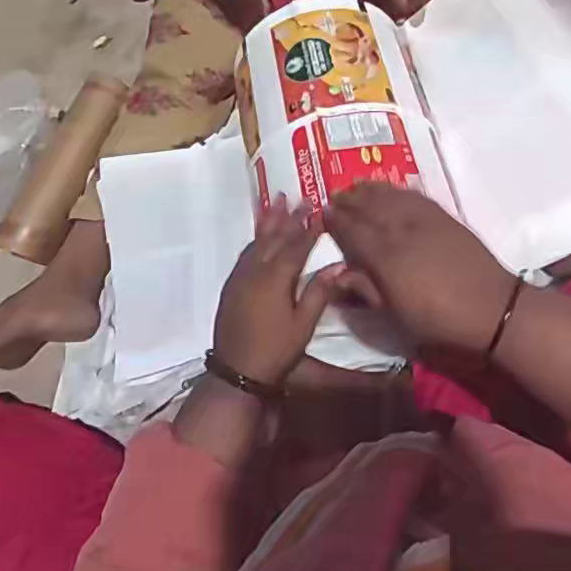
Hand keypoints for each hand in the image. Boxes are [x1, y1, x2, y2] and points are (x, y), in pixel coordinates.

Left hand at [210, 197, 343, 387]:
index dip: (308, 228)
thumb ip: (319, 293)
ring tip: (277, 203)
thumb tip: (338, 267)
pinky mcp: (232, 286)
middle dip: (289, 218)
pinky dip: (255, 239)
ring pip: (257, 242)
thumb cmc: (276, 350)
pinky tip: (260, 236)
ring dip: (269, 222)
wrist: (237, 371)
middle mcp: (255, 271)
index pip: (296, 246)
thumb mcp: (303, 325)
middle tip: (300, 199)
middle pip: (275, 238)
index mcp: (276, 278)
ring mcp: (240, 277)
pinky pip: (245, 253)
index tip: (319, 210)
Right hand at [326, 183, 515, 352]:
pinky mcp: (444, 217)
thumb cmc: (438, 319)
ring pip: (390, 195)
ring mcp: (424, 219)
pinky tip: (390, 188)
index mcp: (384, 256)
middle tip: (334, 197)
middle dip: (348, 199)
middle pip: (368, 206)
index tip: (321, 213)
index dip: (334, 220)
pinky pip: (414, 195)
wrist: (492, 308)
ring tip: (355, 187)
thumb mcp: (396, 315)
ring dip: (370, 190)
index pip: (351, 230)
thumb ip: (365, 290)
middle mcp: (400, 229)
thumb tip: (338, 273)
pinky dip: (397, 189)